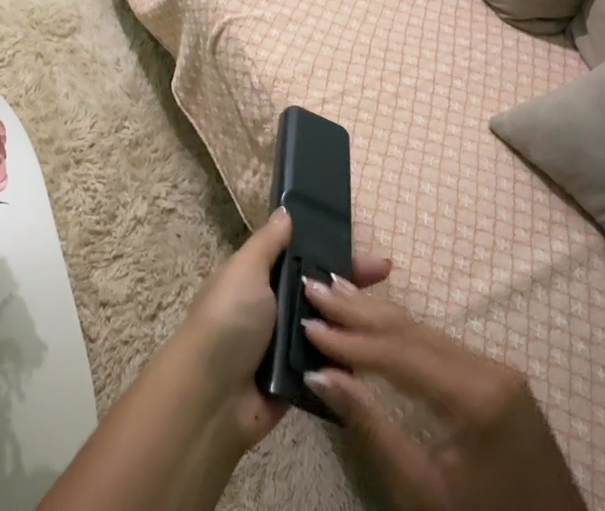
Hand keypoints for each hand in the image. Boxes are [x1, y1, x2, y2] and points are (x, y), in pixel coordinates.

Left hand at [170, 207, 392, 449]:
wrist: (213, 396)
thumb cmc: (228, 322)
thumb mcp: (245, 271)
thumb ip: (267, 243)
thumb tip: (285, 210)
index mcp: (260, 280)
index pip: (306, 263)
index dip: (337, 258)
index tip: (374, 259)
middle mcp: (275, 311)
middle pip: (324, 297)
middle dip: (355, 291)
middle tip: (388, 281)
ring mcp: (288, 348)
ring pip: (332, 331)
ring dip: (356, 327)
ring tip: (391, 320)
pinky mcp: (299, 382)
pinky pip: (331, 368)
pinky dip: (348, 362)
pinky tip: (379, 354)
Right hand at [299, 280, 586, 510]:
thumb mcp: (420, 486)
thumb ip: (370, 425)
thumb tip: (317, 375)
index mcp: (474, 396)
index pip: (397, 353)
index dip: (347, 339)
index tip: (304, 324)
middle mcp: (489, 370)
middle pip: (411, 331)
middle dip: (357, 311)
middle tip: (312, 286)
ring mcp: (498, 371)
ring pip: (425, 332)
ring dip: (375, 313)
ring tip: (333, 288)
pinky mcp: (498, 380)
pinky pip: (440, 345)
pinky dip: (400, 331)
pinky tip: (375, 318)